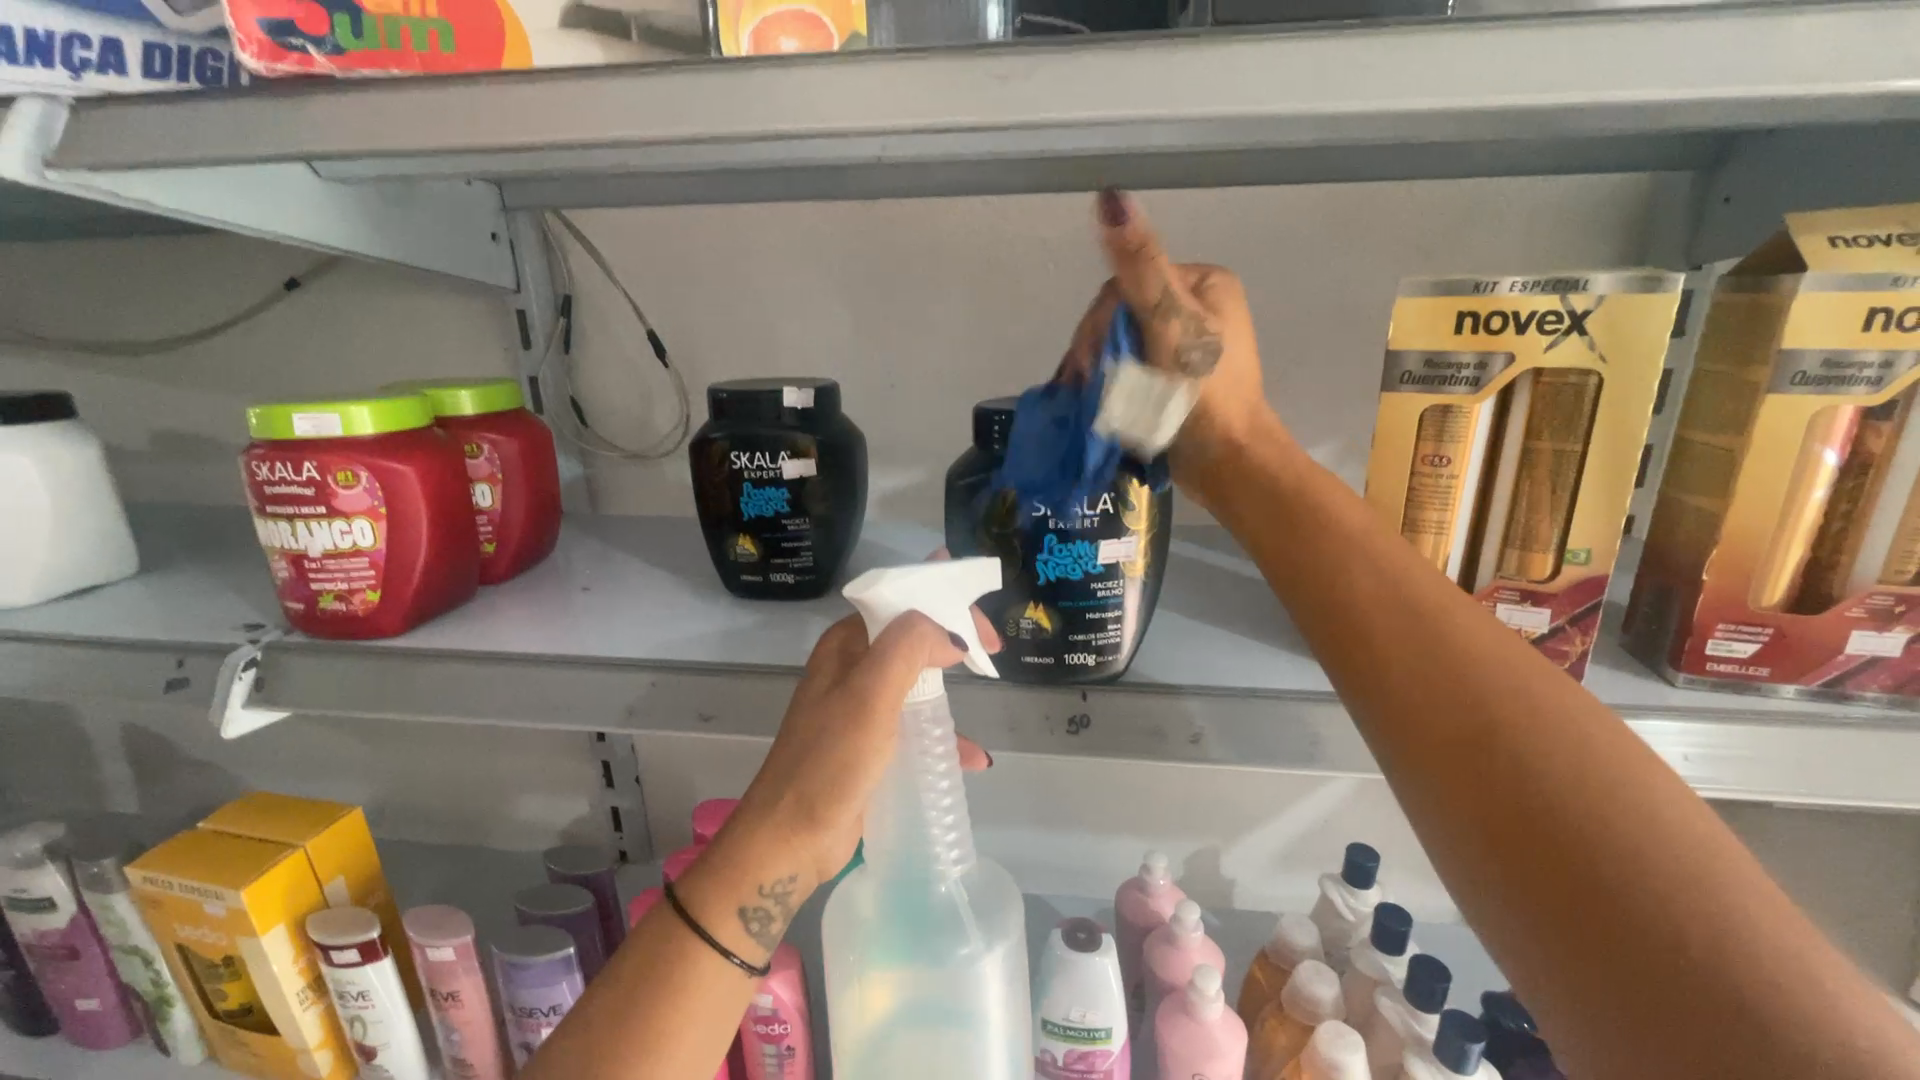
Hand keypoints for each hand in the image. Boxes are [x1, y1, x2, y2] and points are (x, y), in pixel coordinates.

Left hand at [726, 611, 998, 900]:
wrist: (790, 837)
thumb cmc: (830, 760)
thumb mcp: (870, 693)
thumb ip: (909, 647)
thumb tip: (951, 638)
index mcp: (846, 644)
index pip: (902, 603)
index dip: (946, 606)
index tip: (985, 634)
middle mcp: (851, 667)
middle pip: (912, 638)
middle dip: (953, 641)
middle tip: (992, 656)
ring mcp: (859, 707)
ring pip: (915, 681)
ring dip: (949, 689)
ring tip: (984, 697)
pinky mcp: (868, 744)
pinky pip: (913, 726)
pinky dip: (941, 735)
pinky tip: (971, 759)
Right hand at [1059, 188, 1288, 501]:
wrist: (1228, 463)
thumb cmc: (1200, 395)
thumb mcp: (1168, 325)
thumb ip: (1139, 266)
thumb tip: (1111, 197)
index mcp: (1203, 283)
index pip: (1127, 285)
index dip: (1099, 325)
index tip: (1090, 364)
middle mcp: (1199, 307)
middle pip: (1122, 317)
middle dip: (1100, 352)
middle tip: (1089, 388)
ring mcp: (1189, 345)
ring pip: (1123, 346)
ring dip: (1103, 373)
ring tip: (1097, 404)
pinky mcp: (1179, 379)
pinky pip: (1134, 369)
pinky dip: (1116, 387)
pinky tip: (1107, 406)